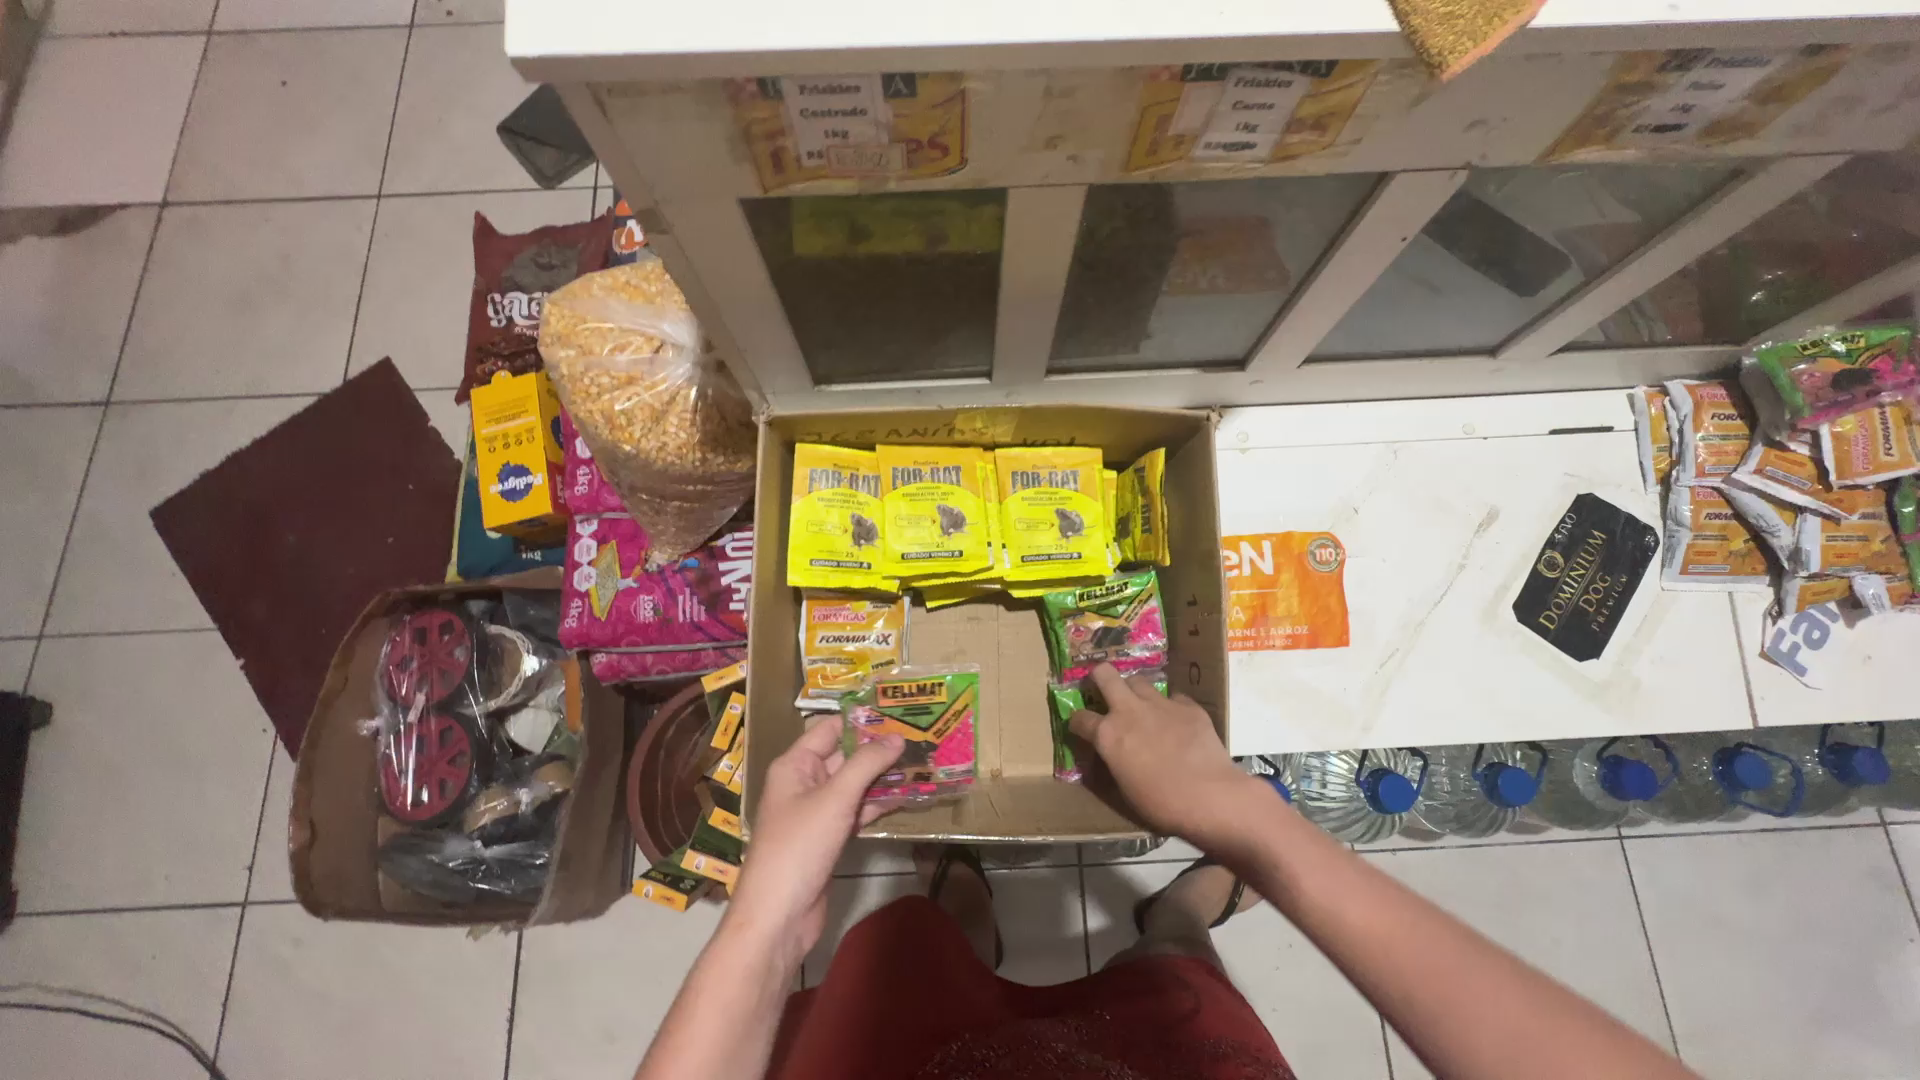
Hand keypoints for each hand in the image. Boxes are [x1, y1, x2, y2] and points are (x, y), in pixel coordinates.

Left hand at [725, 715, 902, 965]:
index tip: (899, 710)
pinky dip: (877, 804)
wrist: (779, 916)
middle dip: (879, 748)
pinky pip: (856, 811)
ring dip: (883, 777)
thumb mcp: (835, 798)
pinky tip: (907, 797)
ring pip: (854, 785)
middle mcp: (803, 782)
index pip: (830, 729)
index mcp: (795, 765)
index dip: (862, 719)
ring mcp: (816, 812)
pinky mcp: (828, 838)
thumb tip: (897, 737)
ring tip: (922, 763)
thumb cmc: (799, 846)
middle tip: (920, 737)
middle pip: (845, 756)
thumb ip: (867, 764)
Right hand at [1069, 663, 1264, 845]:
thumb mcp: (1124, 791)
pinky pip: (1174, 698)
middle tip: (1102, 689)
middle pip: (1105, 674)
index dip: (1077, 723)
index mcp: (1107, 735)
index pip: (1079, 718)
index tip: (1081, 728)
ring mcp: (1160, 704)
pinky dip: (1171, 707)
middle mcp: (1128, 711)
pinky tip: (1177, 722)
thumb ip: (1112, 765)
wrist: (1210, 796)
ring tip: (1141, 707)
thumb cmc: (1161, 804)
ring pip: (1139, 680)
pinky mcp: (1188, 706)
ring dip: (1135, 691)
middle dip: (1099, 677)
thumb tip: (1110, 759)